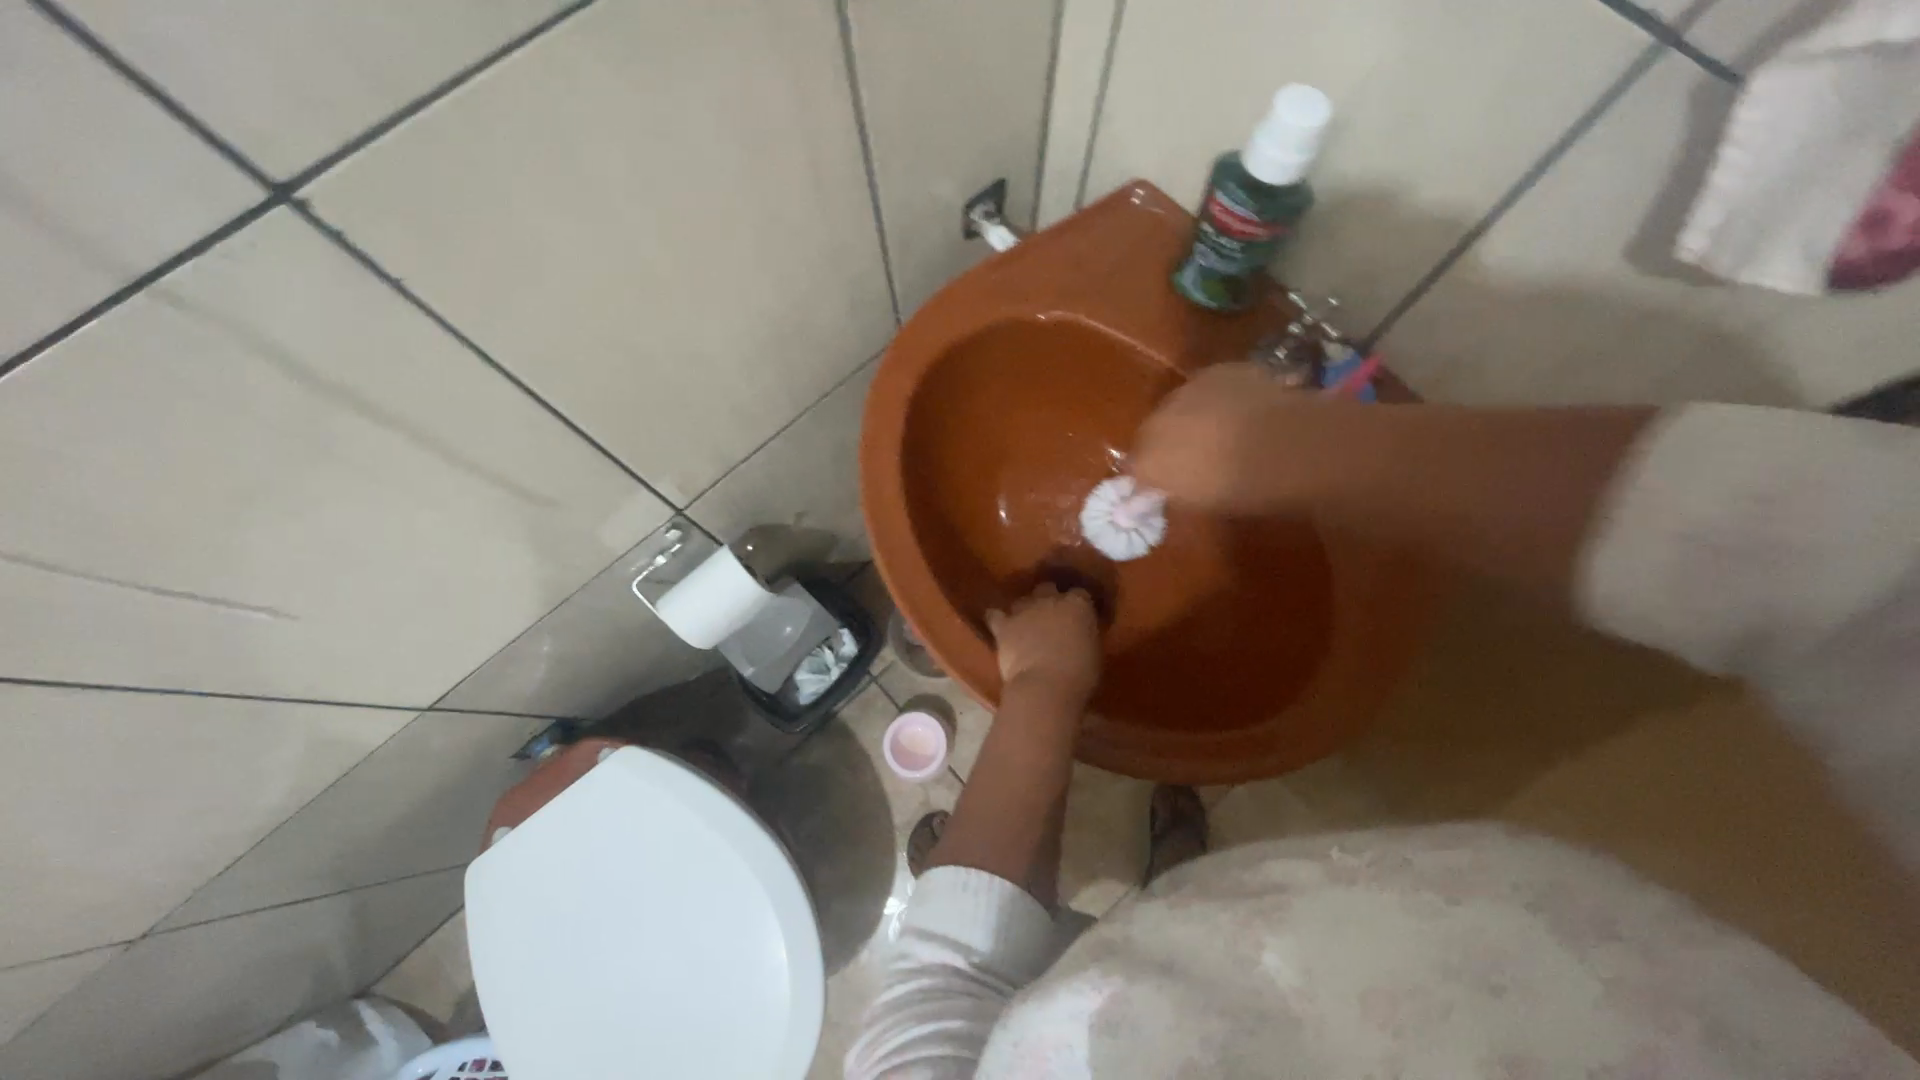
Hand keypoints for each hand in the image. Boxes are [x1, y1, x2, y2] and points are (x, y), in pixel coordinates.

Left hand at [985, 583, 1100, 705]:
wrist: (1046, 685)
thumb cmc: (1080, 674)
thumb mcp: (1093, 651)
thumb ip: (1085, 635)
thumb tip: (1079, 635)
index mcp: (1078, 605)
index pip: (1080, 594)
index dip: (1078, 604)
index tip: (1079, 615)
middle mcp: (1050, 600)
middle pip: (1048, 588)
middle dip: (1049, 598)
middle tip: (1052, 616)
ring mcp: (1025, 610)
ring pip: (1022, 600)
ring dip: (1025, 609)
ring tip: (1026, 623)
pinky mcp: (1004, 625)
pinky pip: (995, 616)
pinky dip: (997, 619)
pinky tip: (998, 624)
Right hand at [1132, 362, 1324, 512]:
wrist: (1286, 445)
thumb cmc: (1241, 489)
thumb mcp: (1199, 503)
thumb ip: (1167, 495)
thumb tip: (1142, 501)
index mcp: (1148, 460)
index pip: (1133, 468)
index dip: (1149, 475)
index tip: (1164, 484)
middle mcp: (1156, 421)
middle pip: (1151, 432)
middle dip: (1166, 443)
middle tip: (1193, 459)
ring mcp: (1186, 391)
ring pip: (1178, 406)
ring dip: (1190, 417)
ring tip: (1219, 431)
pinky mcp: (1216, 371)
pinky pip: (1207, 387)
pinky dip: (1217, 398)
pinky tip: (1240, 410)